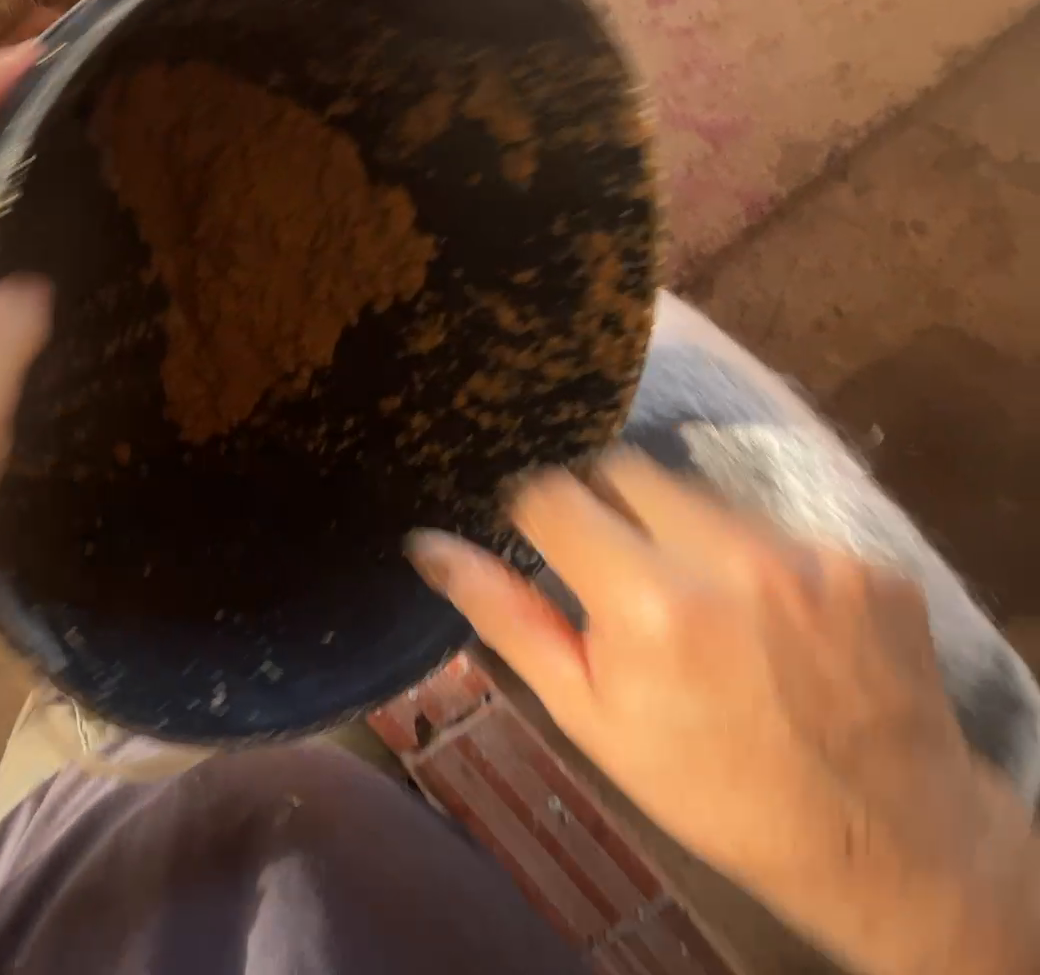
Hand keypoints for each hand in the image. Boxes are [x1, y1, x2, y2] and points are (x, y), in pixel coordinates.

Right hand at [406, 450, 1039, 974]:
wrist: (884, 841)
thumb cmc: (698, 781)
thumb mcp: (579, 708)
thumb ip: (503, 614)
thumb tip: (425, 545)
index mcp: (647, 601)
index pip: (552, 494)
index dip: (528, 510)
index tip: (530, 538)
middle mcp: (732, 557)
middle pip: (622, 469)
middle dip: (593, 501)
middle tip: (596, 562)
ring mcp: (811, 553)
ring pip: (691, 487)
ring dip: (661, 520)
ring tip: (674, 588)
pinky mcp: (866, 560)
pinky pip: (762, 518)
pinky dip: (731, 545)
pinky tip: (747, 607)